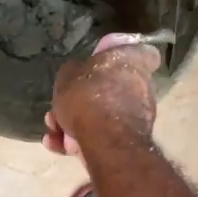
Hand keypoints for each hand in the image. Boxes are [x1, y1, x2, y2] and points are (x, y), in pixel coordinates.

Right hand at [43, 33, 161, 155]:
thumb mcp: (68, 74)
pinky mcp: (127, 141)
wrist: (105, 139)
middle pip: (110, 88)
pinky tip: (56, 144)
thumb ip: (75, 71)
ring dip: (73, 124)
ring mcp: (137, 116)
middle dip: (82, 100)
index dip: (126, 55)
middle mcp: (142, 87)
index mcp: (134, 62)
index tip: (106, 61)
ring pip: (100, 116)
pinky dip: (78, 141)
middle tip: (60, 106)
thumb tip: (78, 74)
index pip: (144, 52)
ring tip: (53, 130)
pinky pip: (101, 136)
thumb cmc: (89, 95)